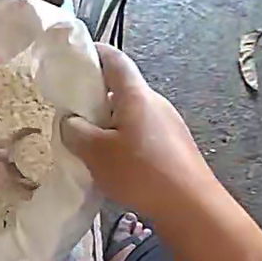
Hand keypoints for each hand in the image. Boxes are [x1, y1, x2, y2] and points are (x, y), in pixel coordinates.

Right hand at [61, 44, 220, 219]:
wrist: (190, 206)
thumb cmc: (141, 173)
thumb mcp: (95, 153)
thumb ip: (75, 131)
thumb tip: (70, 121)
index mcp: (136, 95)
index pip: (114, 59)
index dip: (93, 54)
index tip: (74, 61)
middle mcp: (156, 103)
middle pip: (122, 90)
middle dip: (96, 99)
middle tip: (74, 115)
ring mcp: (170, 125)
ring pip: (132, 115)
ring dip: (110, 125)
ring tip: (92, 147)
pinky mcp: (176, 148)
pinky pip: (144, 135)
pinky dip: (126, 142)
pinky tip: (117, 167)